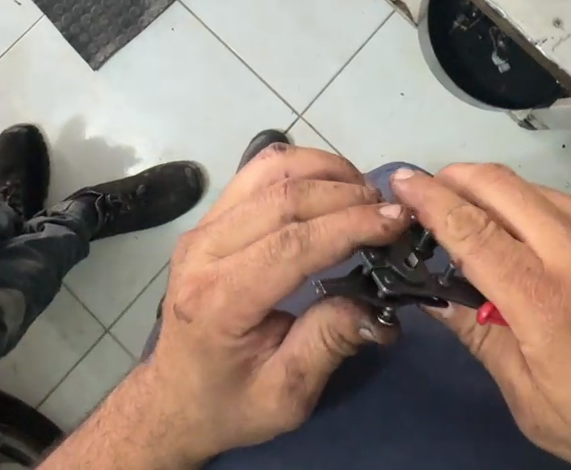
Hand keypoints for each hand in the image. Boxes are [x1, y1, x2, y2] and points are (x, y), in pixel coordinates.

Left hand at [115, 145, 410, 463]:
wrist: (173, 397)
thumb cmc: (230, 402)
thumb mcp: (284, 397)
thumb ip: (327, 345)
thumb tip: (376, 307)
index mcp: (219, 300)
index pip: (291, 244)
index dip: (348, 225)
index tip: (396, 220)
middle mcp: (204, 250)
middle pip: (283, 198)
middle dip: (346, 195)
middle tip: (391, 210)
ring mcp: (204, 226)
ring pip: (270, 170)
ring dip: (325, 170)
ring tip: (365, 195)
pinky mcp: (211, 216)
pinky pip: (259, 172)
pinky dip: (303, 167)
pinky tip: (332, 186)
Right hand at [394, 164, 570, 469]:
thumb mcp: (538, 407)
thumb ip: (483, 340)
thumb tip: (439, 297)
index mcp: (544, 301)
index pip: (468, 229)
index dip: (428, 198)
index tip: (402, 179)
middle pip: (499, 184)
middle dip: (456, 176)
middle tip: (435, 189)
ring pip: (537, 189)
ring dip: (501, 195)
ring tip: (489, 222)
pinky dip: (550, 217)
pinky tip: (555, 251)